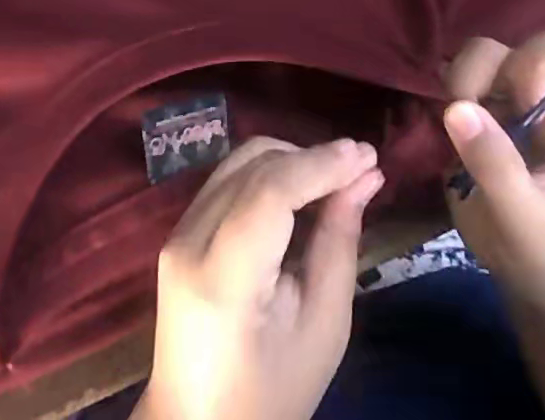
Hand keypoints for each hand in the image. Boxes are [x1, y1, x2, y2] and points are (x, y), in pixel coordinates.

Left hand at [134, 137, 383, 419]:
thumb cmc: (271, 390)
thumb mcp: (323, 325)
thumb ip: (340, 241)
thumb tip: (366, 176)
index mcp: (222, 278)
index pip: (271, 192)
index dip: (321, 164)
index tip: (367, 154)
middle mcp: (189, 242)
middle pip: (254, 166)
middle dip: (312, 157)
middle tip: (360, 165)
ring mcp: (177, 232)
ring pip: (240, 161)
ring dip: (291, 158)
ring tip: (335, 175)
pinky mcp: (178, 230)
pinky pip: (229, 178)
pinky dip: (270, 171)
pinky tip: (301, 187)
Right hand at [442, 33, 544, 320]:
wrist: (540, 296)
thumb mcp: (529, 220)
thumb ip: (496, 165)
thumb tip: (456, 106)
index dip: (532, 66)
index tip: (515, 104)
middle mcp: (542, 106)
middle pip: (509, 51)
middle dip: (482, 71)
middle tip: (463, 110)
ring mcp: (508, 114)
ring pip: (478, 63)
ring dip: (458, 83)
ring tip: (450, 124)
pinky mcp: (478, 127)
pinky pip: (455, 92)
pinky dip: (441, 101)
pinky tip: (439, 130)